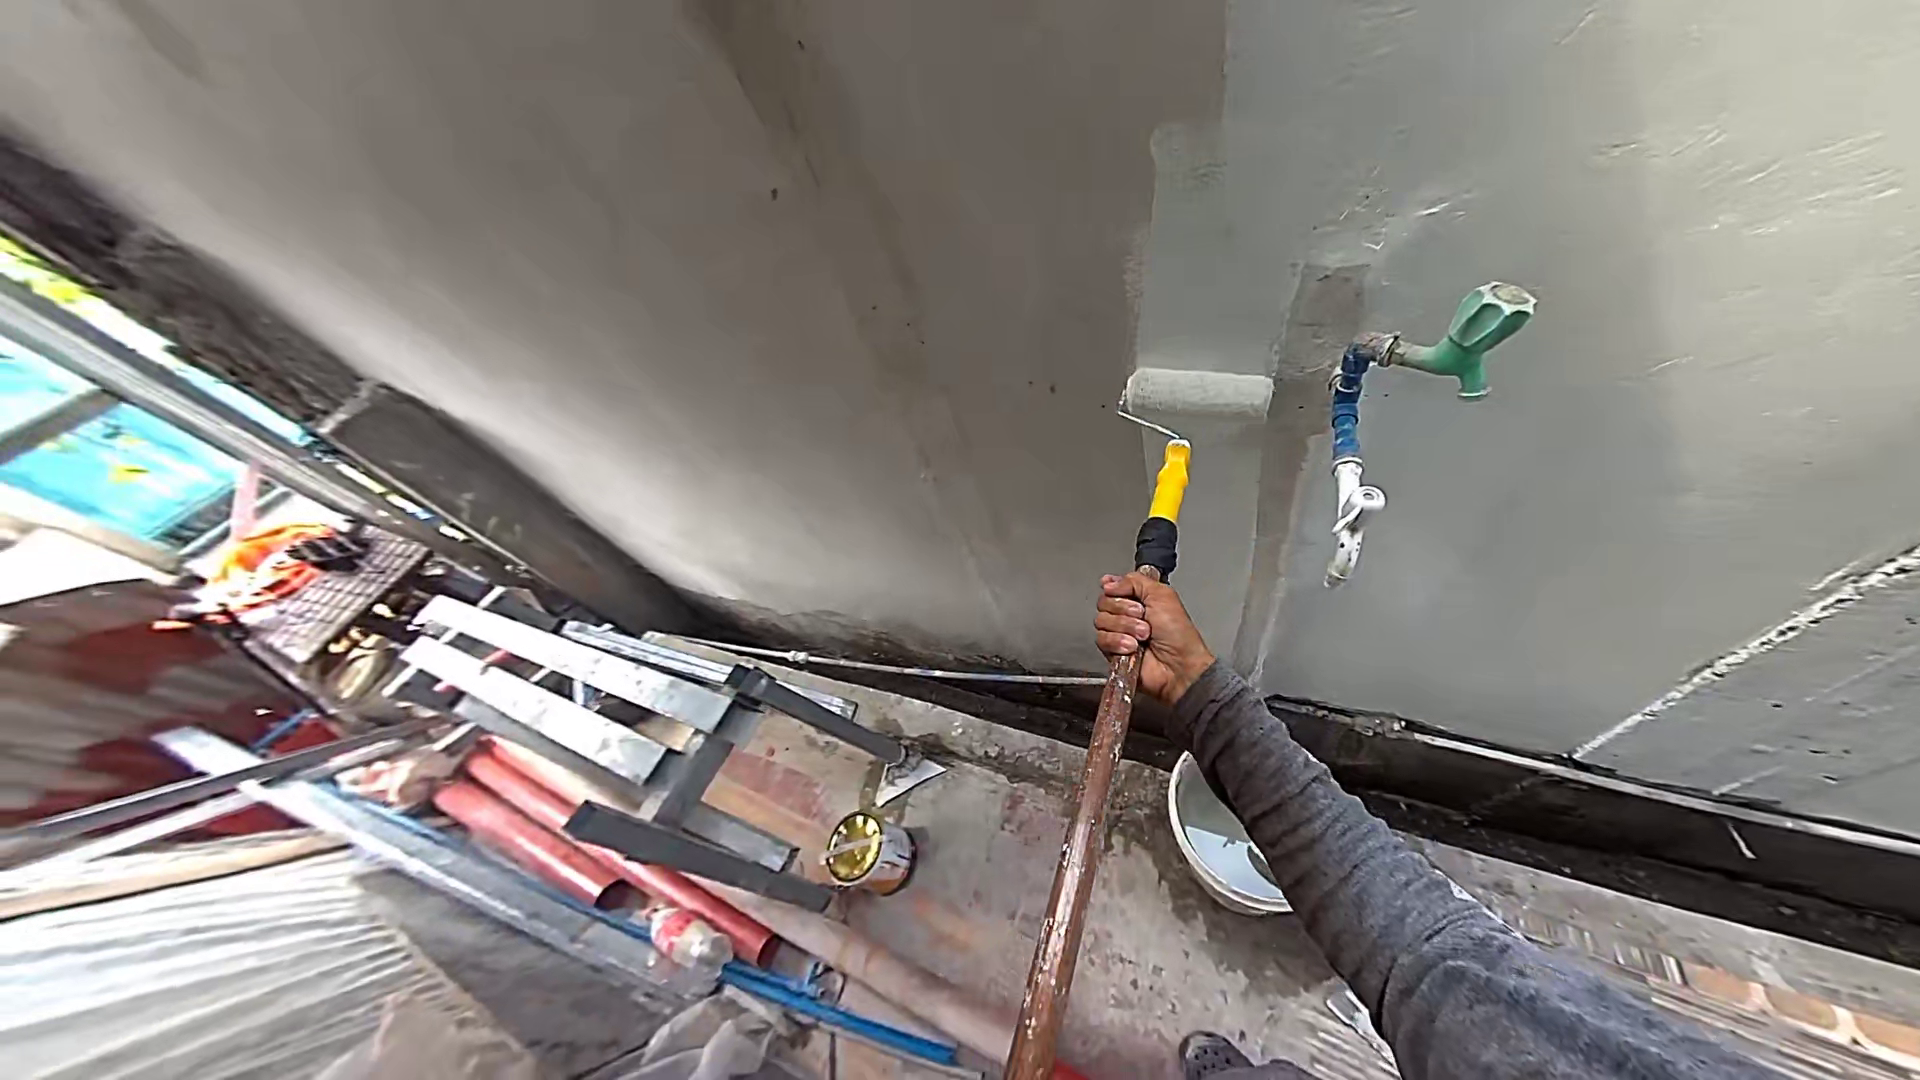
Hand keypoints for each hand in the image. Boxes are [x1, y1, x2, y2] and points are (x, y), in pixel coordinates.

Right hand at [1094, 572, 1215, 705]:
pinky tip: (1133, 648)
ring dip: (1125, 627)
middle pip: (1104, 602)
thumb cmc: (1178, 634)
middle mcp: (1125, 614)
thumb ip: (1134, 581)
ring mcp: (1117, 633)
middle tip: (1144, 618)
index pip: (1111, 586)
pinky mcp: (1111, 651)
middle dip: (1125, 610)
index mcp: (1138, 599)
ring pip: (1101, 620)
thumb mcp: (1162, 595)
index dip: (1115, 589)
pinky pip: (1101, 639)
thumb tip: (1108, 582)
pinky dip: (1118, 642)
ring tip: (1143, 637)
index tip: (1126, 593)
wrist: (1178, 665)